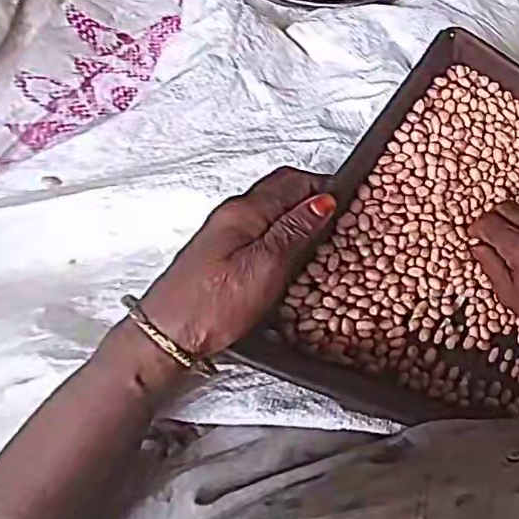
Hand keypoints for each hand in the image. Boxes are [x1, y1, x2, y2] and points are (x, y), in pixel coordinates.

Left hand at [137, 167, 335, 357]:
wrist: (164, 338)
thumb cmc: (214, 304)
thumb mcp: (266, 265)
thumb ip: (296, 229)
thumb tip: (325, 200)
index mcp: (245, 211)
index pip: (294, 180)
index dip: (326, 186)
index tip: (354, 202)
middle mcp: (234, 215)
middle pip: (283, 190)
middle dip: (317, 197)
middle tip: (346, 217)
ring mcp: (228, 235)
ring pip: (275, 211)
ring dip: (303, 216)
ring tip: (329, 236)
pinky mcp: (226, 255)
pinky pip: (266, 231)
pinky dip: (289, 234)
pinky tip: (300, 253)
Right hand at [468, 202, 518, 345]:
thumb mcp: (508, 292)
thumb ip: (490, 264)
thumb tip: (478, 247)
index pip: (489, 222)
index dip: (477, 228)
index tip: (474, 236)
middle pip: (507, 208)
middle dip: (493, 218)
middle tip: (488, 235)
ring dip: (513, 219)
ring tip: (508, 239)